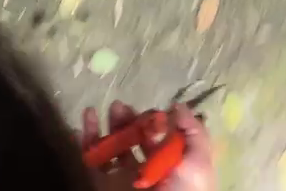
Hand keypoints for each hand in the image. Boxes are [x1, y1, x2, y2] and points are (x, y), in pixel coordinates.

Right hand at [79, 102, 213, 190]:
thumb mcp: (198, 167)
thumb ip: (193, 135)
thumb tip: (177, 106)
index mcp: (171, 171)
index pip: (164, 141)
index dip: (158, 124)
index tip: (154, 112)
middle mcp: (147, 173)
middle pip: (137, 139)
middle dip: (132, 119)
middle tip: (126, 107)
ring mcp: (123, 176)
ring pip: (114, 144)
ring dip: (112, 122)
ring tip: (114, 108)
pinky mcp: (102, 180)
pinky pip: (90, 154)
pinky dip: (87, 132)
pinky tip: (88, 114)